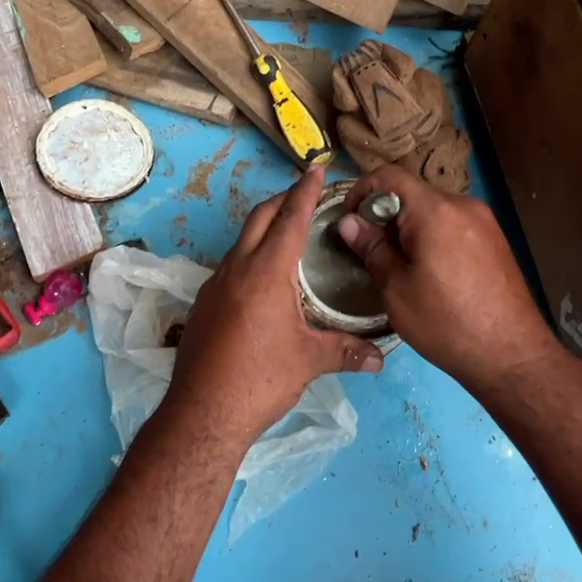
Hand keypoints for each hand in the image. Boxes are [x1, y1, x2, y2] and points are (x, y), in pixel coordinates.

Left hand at [163, 164, 384, 446]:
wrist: (201, 413)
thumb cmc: (260, 380)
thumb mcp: (309, 361)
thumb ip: (345, 351)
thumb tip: (380, 358)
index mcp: (266, 272)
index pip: (290, 219)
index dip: (305, 191)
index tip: (315, 168)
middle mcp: (237, 268)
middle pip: (260, 217)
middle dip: (283, 199)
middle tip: (306, 192)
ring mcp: (215, 284)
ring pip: (242, 241)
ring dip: (264, 227)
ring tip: (289, 232)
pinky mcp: (203, 304)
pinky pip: (231, 265)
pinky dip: (250, 255)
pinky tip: (263, 277)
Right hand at [336, 165, 555, 391]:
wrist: (513, 355)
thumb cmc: (446, 324)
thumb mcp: (397, 289)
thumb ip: (372, 248)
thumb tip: (348, 221)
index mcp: (435, 211)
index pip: (390, 176)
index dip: (362, 191)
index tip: (350, 222)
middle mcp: (463, 205)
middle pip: (413, 193)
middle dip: (386, 213)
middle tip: (371, 249)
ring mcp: (484, 221)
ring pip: (434, 209)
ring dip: (410, 226)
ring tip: (400, 264)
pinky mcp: (495, 238)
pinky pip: (454, 223)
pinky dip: (434, 235)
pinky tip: (431, 270)